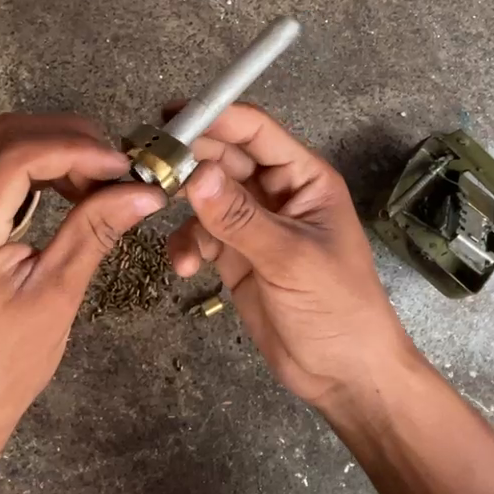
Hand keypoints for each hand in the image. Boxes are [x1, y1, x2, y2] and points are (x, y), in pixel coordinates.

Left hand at [0, 113, 164, 450]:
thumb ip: (94, 230)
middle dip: (65, 138)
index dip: (75, 148)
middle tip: (115, 166)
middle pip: (1, 137)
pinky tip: (63, 189)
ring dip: (49, 149)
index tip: (124, 165)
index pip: (16, 156)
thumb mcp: (56, 296)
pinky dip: (29, 168)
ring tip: (96, 178)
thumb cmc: (5, 368)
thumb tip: (145, 191)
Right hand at [166, 104, 419, 409]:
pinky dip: (186, 246)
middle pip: (224, 158)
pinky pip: (201, 235)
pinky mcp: (235, 256)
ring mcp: (254, 224)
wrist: (345, 376)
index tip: (169, 118)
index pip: (256, 132)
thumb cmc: (337, 308)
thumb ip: (239, 218)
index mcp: (303, 178)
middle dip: (188, 160)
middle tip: (148, 164)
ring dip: (183, 205)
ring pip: (207, 196)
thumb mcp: (289, 259)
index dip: (216, 118)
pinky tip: (182, 268)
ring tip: (155, 213)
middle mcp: (276, 192)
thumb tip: (195, 173)